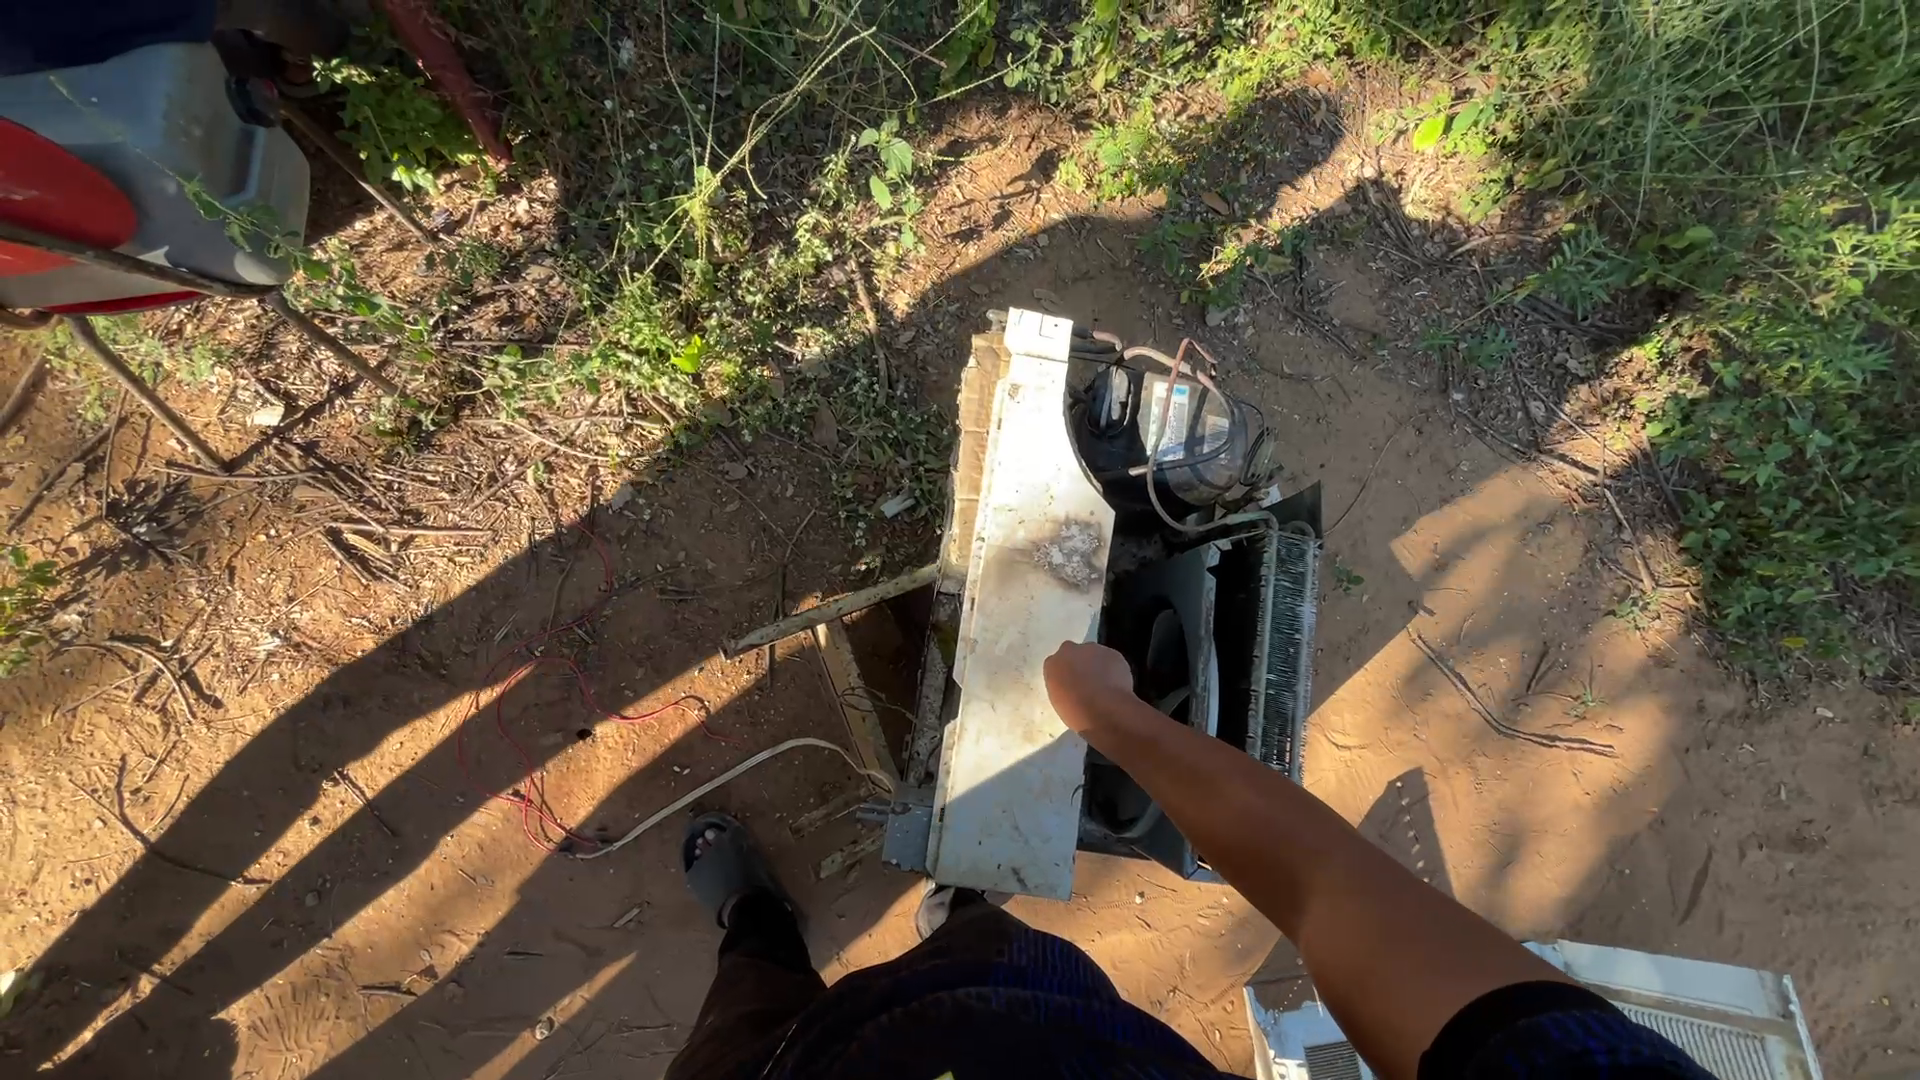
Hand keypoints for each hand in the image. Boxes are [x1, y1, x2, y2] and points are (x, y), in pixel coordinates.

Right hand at [1043, 641, 1134, 734]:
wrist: (1106, 710)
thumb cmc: (1077, 713)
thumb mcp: (1059, 702)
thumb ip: (1062, 687)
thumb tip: (1071, 686)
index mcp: (1052, 664)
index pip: (1056, 663)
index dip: (1065, 673)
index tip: (1070, 684)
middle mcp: (1069, 650)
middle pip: (1073, 653)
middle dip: (1079, 664)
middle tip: (1086, 682)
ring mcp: (1093, 650)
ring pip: (1093, 654)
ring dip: (1096, 665)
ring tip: (1104, 685)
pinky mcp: (1113, 653)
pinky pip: (1111, 659)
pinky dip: (1113, 668)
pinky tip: (1116, 684)